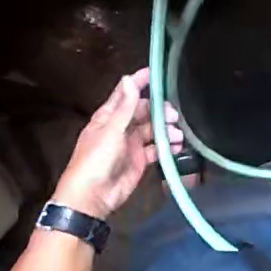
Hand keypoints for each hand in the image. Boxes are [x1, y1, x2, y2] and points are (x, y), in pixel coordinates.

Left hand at [52, 69, 183, 219]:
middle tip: (174, 114)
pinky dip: (166, 147)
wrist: (92, 196)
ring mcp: (130, 145)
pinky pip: (156, 149)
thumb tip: (129, 78)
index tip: (156, 73)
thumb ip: (124, 107)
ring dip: (165, 129)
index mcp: (108, 116)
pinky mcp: (139, 161)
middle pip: (143, 112)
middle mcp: (120, 127)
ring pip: (152, 130)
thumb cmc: (96, 159)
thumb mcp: (111, 130)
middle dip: (159, 110)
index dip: (139, 82)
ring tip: (178, 134)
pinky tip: (177, 147)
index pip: (126, 93)